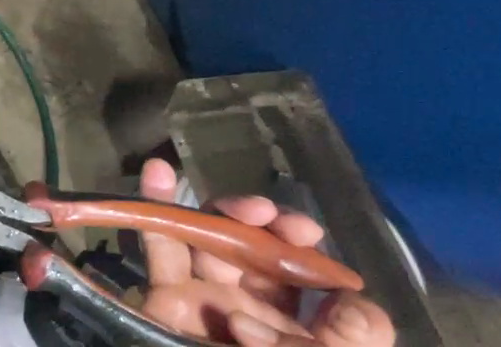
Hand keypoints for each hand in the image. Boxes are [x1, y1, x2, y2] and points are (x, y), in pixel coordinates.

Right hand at [137, 159, 394, 346]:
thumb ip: (346, 343)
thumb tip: (344, 298)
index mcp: (310, 339)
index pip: (325, 293)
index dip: (321, 267)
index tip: (318, 257)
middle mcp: (263, 316)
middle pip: (266, 257)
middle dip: (271, 228)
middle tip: (276, 219)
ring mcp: (211, 304)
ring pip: (214, 242)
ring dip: (222, 212)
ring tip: (242, 205)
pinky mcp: (165, 297)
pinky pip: (159, 246)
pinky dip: (154, 205)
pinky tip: (158, 172)